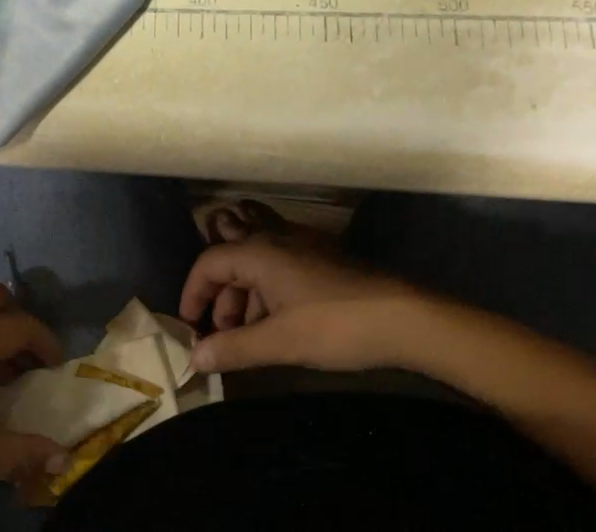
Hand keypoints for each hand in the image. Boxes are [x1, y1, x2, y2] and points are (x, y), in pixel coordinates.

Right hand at [181, 233, 431, 373]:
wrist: (404, 318)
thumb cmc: (336, 326)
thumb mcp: (280, 343)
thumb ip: (234, 349)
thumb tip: (194, 357)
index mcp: (258, 252)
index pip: (208, 263)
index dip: (193, 294)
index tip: (192, 328)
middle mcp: (274, 239)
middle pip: (229, 253)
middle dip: (219, 291)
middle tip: (224, 330)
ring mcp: (300, 244)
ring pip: (255, 255)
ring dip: (244, 290)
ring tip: (250, 330)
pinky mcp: (320, 256)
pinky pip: (279, 260)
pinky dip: (267, 284)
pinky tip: (278, 317)